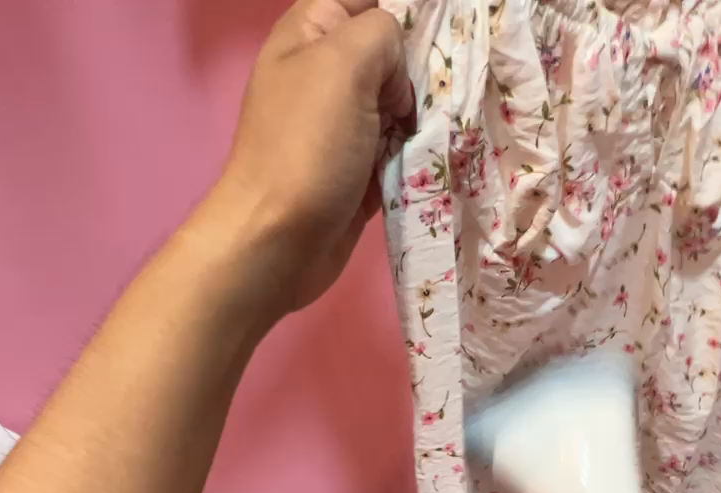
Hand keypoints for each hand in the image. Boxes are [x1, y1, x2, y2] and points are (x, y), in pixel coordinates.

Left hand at [198, 0, 414, 315]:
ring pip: (400, 105)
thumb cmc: (305, 149)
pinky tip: (432, 162)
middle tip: (438, 91)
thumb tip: (399, 68)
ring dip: (423, 118)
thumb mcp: (343, 65)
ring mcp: (343, 126)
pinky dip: (415, 157)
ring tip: (440, 129)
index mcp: (312, 31)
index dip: (406, 12)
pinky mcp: (358, 170)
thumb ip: (381, 35)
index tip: (442, 35)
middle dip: (421, 68)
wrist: (279, 242)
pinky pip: (398, 152)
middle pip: (391, 52)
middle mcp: (326, 72)